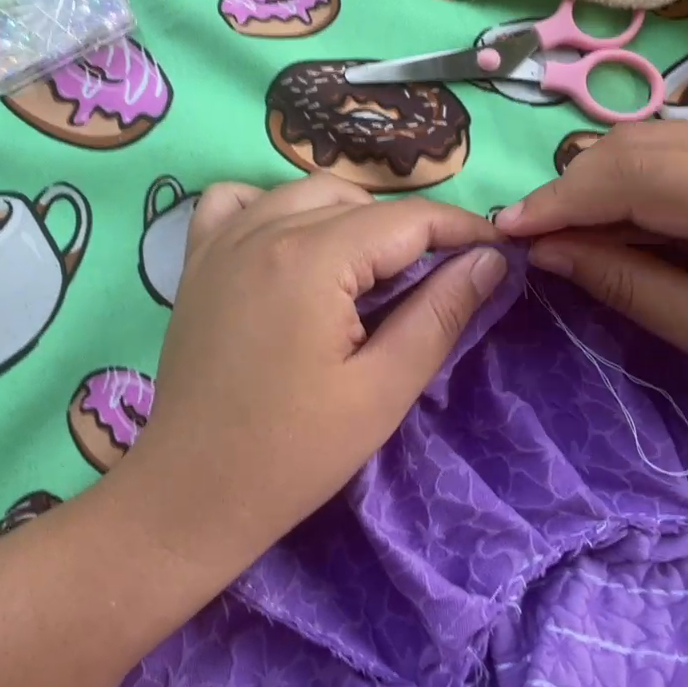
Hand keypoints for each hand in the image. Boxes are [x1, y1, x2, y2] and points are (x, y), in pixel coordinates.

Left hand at [123, 174, 506, 566]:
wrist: (191, 494)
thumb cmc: (294, 453)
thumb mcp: (383, 389)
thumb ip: (440, 313)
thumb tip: (488, 259)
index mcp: (313, 258)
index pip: (407, 219)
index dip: (461, 229)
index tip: (496, 252)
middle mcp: (264, 229)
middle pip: (359, 202)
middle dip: (410, 231)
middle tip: (436, 280)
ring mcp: (222, 239)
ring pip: (305, 192)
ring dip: (350, 216)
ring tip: (370, 270)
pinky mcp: (196, 259)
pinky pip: (238, 201)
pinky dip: (272, 205)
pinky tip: (290, 243)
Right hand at [495, 121, 687, 437]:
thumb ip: (623, 280)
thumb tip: (543, 248)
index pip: (637, 174)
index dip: (563, 199)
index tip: (506, 228)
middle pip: (639, 144)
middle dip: (575, 188)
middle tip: (534, 237)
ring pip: (654, 139)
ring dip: (603, 182)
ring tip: (572, 234)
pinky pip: (682, 152)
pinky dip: (639, 183)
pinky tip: (624, 221)